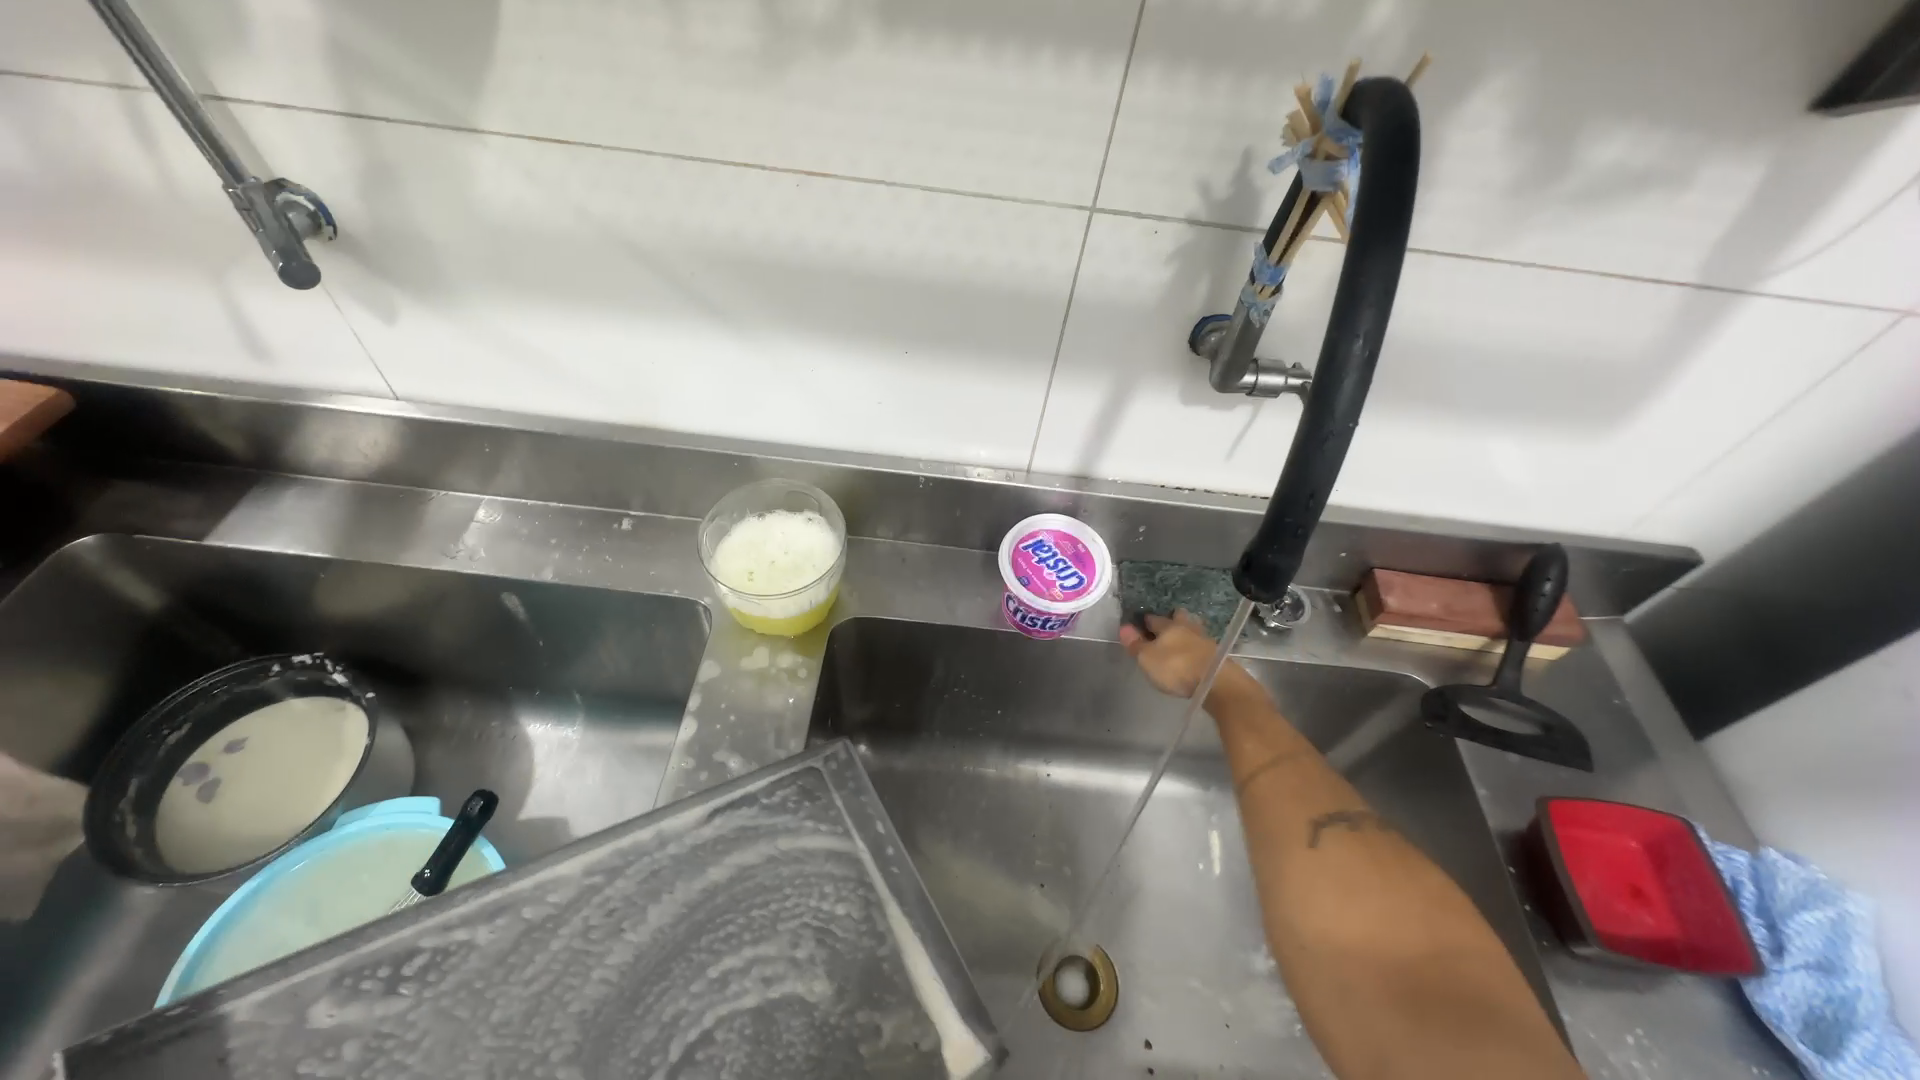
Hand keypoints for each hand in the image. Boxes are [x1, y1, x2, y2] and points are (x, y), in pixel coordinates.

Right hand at [1119, 610, 1253, 700]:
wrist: (1215, 680)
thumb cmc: (1176, 667)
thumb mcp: (1148, 658)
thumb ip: (1136, 644)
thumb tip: (1124, 627)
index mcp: (1169, 626)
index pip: (1155, 619)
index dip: (1147, 621)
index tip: (1141, 623)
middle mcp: (1188, 628)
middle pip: (1179, 618)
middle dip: (1173, 619)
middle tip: (1166, 626)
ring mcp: (1205, 640)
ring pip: (1193, 630)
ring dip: (1187, 632)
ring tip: (1181, 640)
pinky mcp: (1217, 654)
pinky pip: (1202, 645)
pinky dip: (1196, 647)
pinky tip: (1194, 654)